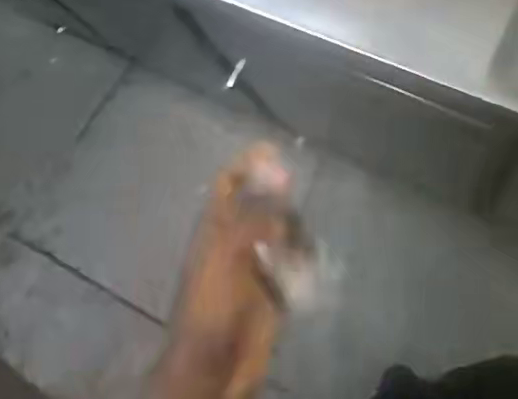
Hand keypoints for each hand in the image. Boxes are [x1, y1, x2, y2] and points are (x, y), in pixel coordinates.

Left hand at [150, 143, 292, 398]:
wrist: (213, 367)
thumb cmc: (212, 305)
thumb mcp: (227, 251)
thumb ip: (255, 213)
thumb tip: (284, 181)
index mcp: (216, 227)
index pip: (229, 183)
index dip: (248, 163)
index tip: (275, 149)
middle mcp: (237, 239)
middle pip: (265, 203)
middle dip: (282, 203)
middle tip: (291, 215)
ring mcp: (257, 263)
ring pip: (286, 231)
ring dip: (296, 235)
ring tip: (298, 254)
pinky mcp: (276, 288)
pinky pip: (298, 262)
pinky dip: (305, 260)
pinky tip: (305, 269)